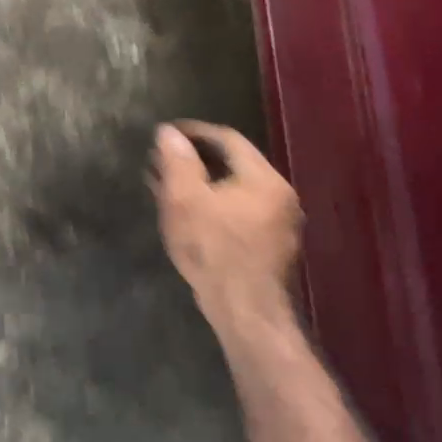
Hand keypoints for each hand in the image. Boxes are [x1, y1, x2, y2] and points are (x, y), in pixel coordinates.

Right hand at [152, 121, 301, 324]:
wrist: (244, 310)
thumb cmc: (212, 247)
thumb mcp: (184, 199)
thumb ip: (177, 161)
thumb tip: (168, 132)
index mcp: (264, 180)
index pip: (228, 139)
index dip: (194, 132)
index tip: (165, 134)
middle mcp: (280, 197)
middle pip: (234, 163)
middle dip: (195, 158)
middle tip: (162, 158)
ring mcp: (279, 223)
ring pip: (235, 188)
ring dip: (202, 181)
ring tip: (166, 182)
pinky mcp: (270, 244)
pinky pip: (239, 209)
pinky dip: (213, 201)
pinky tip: (187, 210)